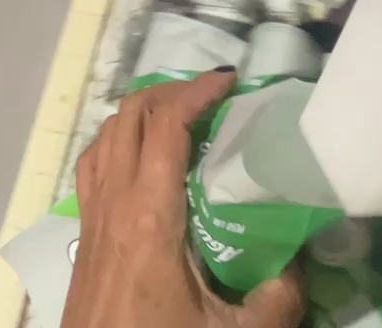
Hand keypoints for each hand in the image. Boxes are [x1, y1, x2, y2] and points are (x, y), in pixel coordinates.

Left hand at [63, 71, 301, 327]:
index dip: (196, 92)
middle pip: (131, 113)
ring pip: (108, 130)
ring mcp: (92, 207)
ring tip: (179, 118)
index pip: (167, 124)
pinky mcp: (82, 224)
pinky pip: (93, 159)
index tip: (228, 81)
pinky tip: (140, 156)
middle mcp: (114, 195)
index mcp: (149, 211)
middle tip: (209, 98)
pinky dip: (116, 138)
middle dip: (170, 92)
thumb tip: (299, 264)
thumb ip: (275, 300)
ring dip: (142, 111)